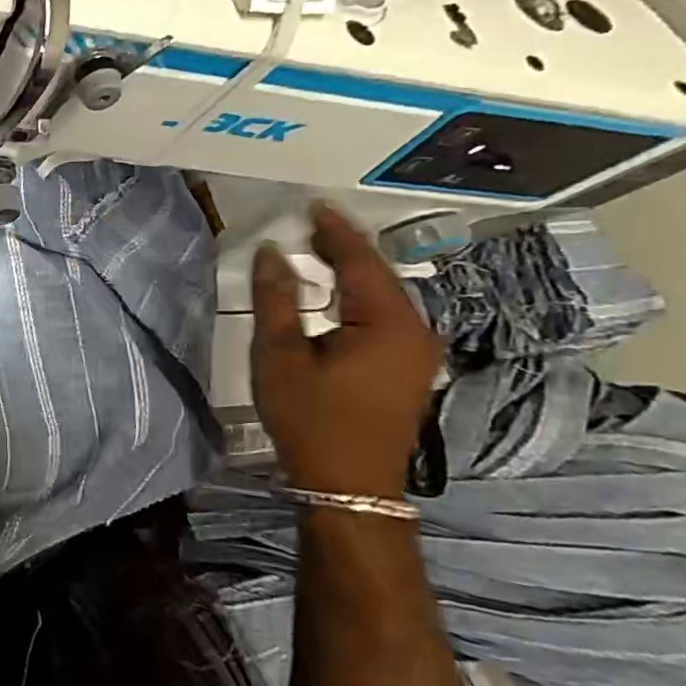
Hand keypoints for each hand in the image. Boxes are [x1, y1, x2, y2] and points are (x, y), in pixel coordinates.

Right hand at [249, 203, 441, 498]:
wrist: (345, 480)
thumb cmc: (309, 416)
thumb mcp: (281, 354)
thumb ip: (277, 299)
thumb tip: (270, 252)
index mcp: (387, 326)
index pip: (361, 263)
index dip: (335, 231)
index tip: (313, 204)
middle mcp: (414, 334)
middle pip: (379, 277)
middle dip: (344, 248)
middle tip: (308, 223)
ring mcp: (415, 354)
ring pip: (383, 297)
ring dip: (350, 271)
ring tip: (315, 250)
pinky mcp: (406, 368)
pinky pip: (383, 316)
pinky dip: (357, 295)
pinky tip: (333, 293)